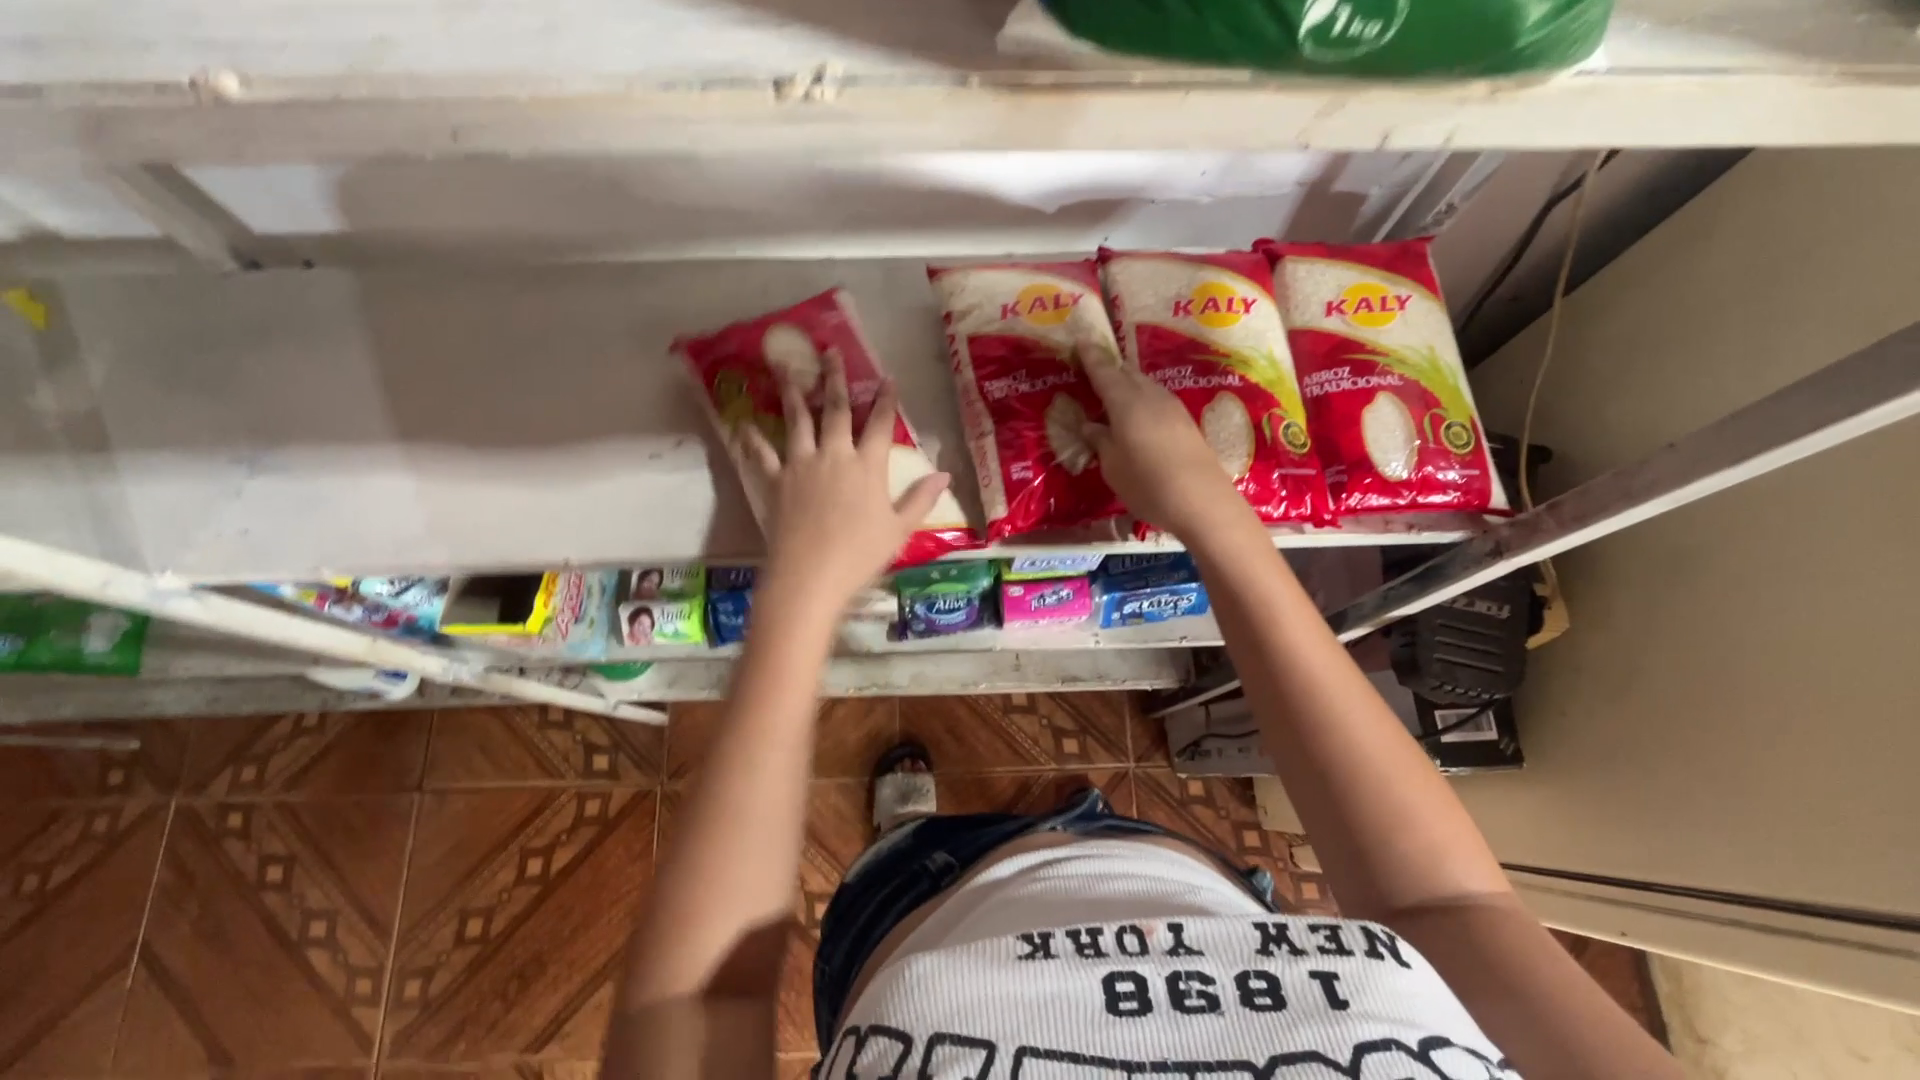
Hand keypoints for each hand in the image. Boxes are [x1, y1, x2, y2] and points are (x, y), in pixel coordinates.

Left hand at [740, 350, 951, 608]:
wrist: (810, 574)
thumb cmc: (860, 555)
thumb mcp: (899, 530)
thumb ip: (920, 499)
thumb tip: (944, 474)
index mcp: (868, 466)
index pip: (880, 424)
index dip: (885, 399)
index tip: (887, 377)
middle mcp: (834, 455)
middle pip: (835, 409)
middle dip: (835, 379)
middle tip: (829, 352)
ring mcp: (800, 464)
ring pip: (797, 420)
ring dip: (793, 392)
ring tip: (786, 367)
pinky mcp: (774, 480)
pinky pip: (761, 453)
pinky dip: (752, 437)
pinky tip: (743, 423)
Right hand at [1081, 349, 1251, 538]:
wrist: (1202, 501)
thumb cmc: (1147, 485)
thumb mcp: (1112, 467)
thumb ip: (1100, 441)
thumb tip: (1090, 425)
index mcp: (1126, 402)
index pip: (1104, 371)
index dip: (1090, 357)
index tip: (1080, 342)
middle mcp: (1150, 396)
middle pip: (1127, 373)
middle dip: (1109, 370)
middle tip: (1091, 374)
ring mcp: (1172, 407)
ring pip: (1144, 385)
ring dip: (1127, 386)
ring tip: (1111, 398)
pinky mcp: (1186, 422)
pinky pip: (1156, 400)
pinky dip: (1141, 400)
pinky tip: (1136, 417)